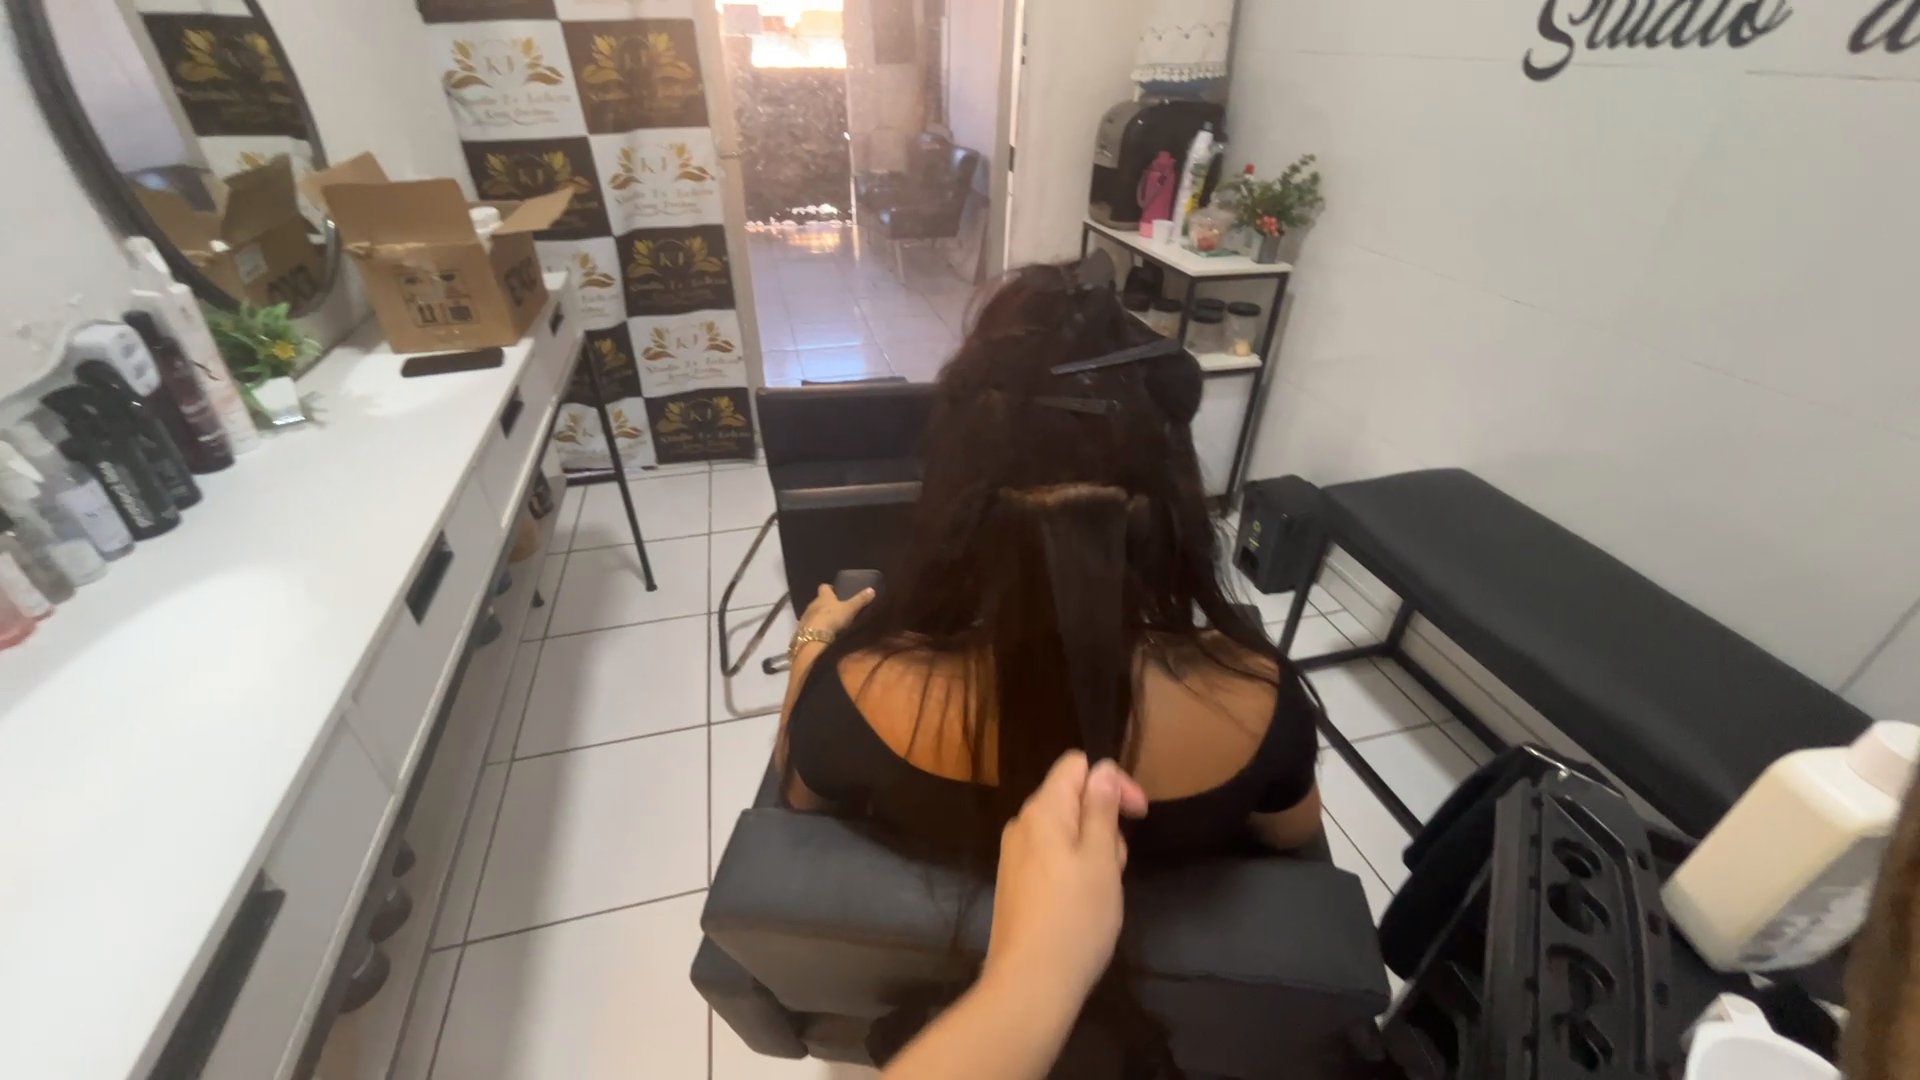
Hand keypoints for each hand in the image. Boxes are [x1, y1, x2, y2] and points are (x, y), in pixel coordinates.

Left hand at [797, 583, 875, 636]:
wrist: (814, 637)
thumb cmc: (833, 618)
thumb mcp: (850, 609)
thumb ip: (860, 600)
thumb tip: (872, 589)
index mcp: (824, 596)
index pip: (824, 587)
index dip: (830, 588)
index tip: (836, 591)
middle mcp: (812, 603)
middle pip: (818, 600)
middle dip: (825, 604)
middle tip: (836, 609)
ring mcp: (806, 616)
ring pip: (813, 613)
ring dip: (819, 616)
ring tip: (829, 623)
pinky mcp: (802, 629)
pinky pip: (809, 625)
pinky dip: (815, 627)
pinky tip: (821, 633)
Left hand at [985, 752, 1148, 1005]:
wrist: (1029, 984)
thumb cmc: (1075, 918)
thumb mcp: (1100, 859)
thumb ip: (1101, 808)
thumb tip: (1102, 768)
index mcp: (1042, 809)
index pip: (1076, 764)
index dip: (1111, 781)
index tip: (1138, 814)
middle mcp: (1022, 823)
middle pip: (1071, 798)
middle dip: (1103, 822)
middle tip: (1116, 866)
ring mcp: (1015, 854)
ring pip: (1064, 830)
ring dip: (1092, 849)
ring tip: (1102, 891)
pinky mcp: (1015, 882)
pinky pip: (1051, 856)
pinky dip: (1073, 869)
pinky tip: (1082, 904)